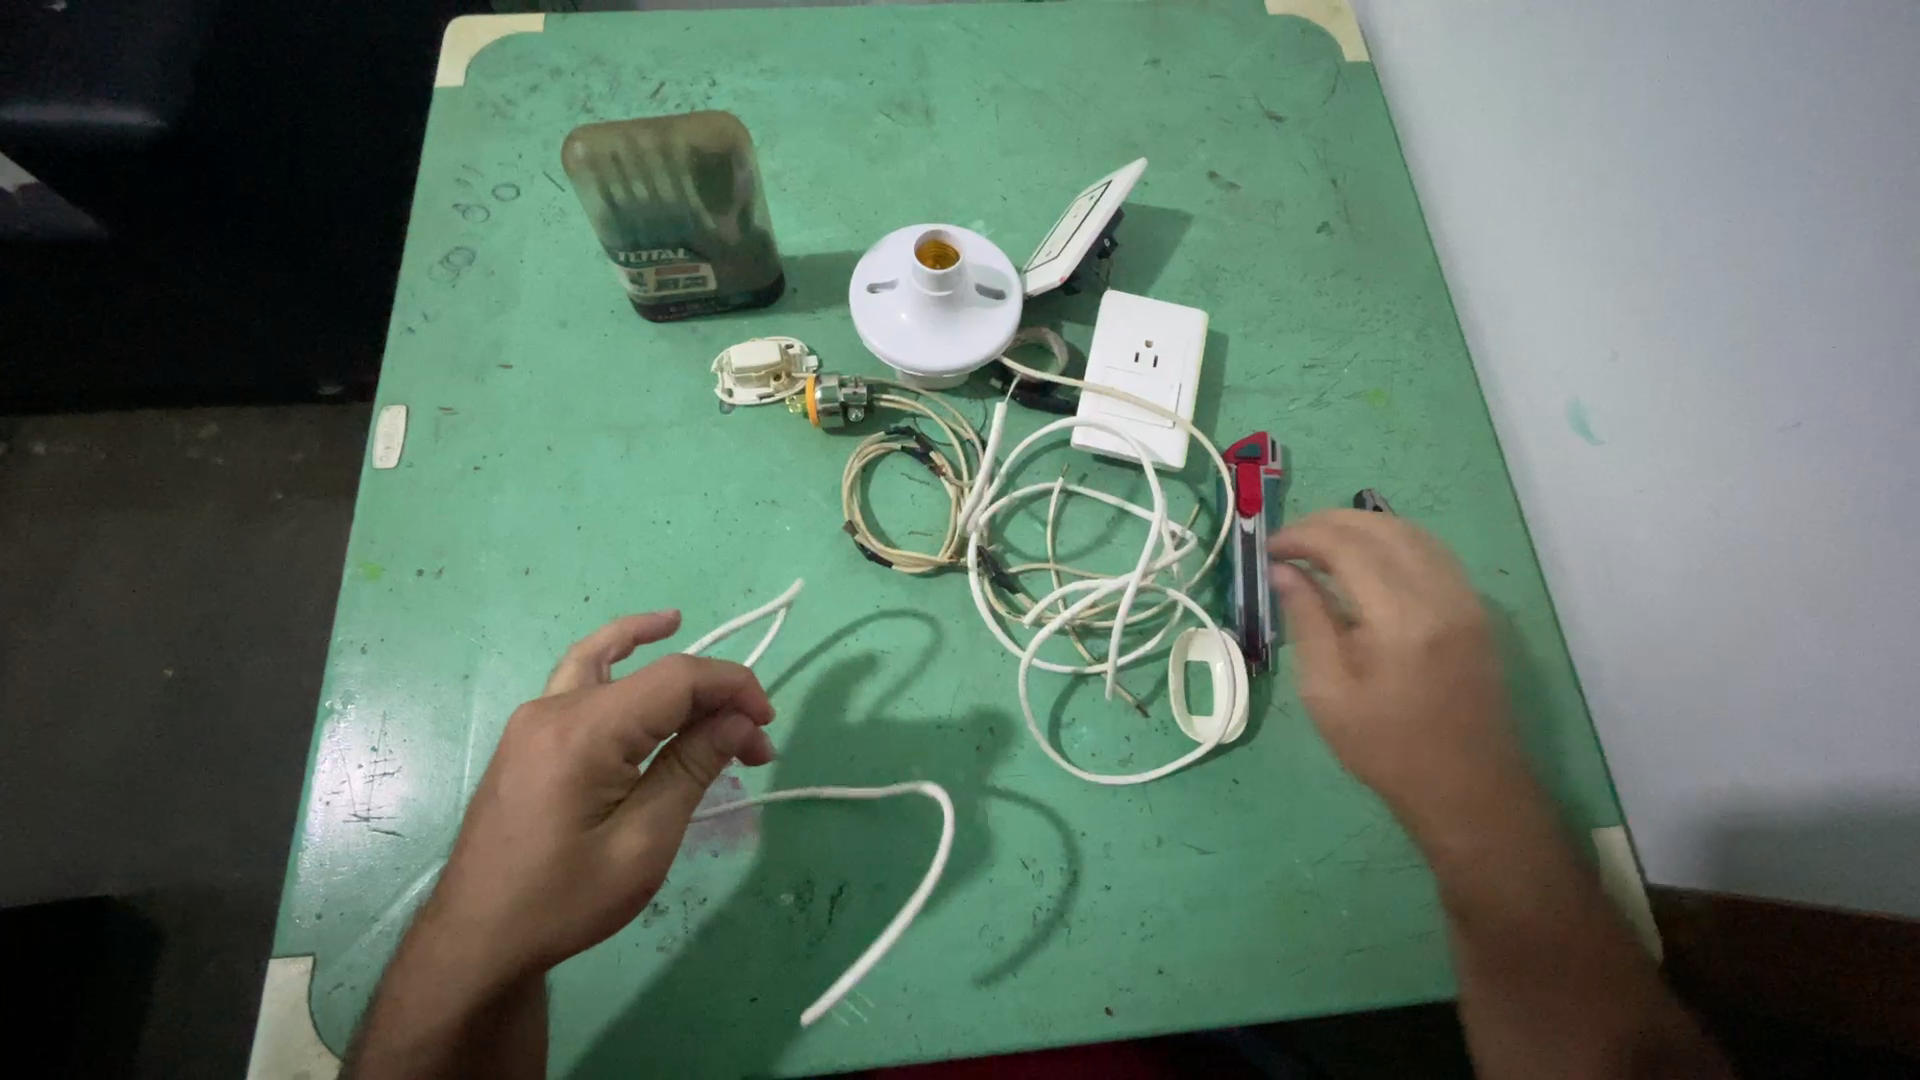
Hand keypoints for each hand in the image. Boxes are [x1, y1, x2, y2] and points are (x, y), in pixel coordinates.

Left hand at [424, 611, 777, 988]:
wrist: (476, 944)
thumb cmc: (564, 901)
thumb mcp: (644, 842)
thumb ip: (693, 768)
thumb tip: (741, 719)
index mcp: (584, 732)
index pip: (679, 679)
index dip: (734, 688)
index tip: (766, 728)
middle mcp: (556, 708)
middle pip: (654, 673)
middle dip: (713, 697)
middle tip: (753, 746)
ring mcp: (536, 718)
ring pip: (608, 659)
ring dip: (656, 656)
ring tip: (683, 627)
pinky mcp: (531, 735)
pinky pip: (580, 677)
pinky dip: (613, 658)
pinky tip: (629, 651)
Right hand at [1269, 510, 1527, 829]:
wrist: (1467, 788)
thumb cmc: (1384, 748)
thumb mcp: (1326, 691)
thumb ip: (1306, 620)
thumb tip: (1282, 570)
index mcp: (1400, 620)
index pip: (1346, 546)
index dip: (1301, 536)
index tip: (1267, 549)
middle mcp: (1441, 596)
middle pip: (1381, 527)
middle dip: (1327, 523)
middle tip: (1287, 542)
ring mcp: (1466, 599)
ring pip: (1410, 531)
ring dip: (1359, 528)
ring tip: (1317, 547)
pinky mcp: (1474, 608)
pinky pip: (1429, 551)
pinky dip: (1389, 542)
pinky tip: (1361, 562)